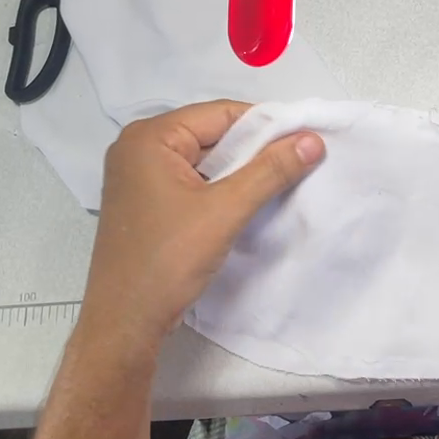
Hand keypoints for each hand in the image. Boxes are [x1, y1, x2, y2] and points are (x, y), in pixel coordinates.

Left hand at [80, 101, 323, 350]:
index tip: (306, 139)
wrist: (125, 324)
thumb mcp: (226, 211)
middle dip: (255, 149)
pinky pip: (194, 180)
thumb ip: (271, 171)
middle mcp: (139, 148)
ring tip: (281, 180)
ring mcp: (140, 176)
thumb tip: (313, 139)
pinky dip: (222, 187)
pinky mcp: (147, 202)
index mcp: (149, 137)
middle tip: (299, 160)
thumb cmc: (167, 262)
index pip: (220, 114)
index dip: (266, 125)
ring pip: (206, 159)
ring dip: (241, 170)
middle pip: (212, 134)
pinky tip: (249, 200)